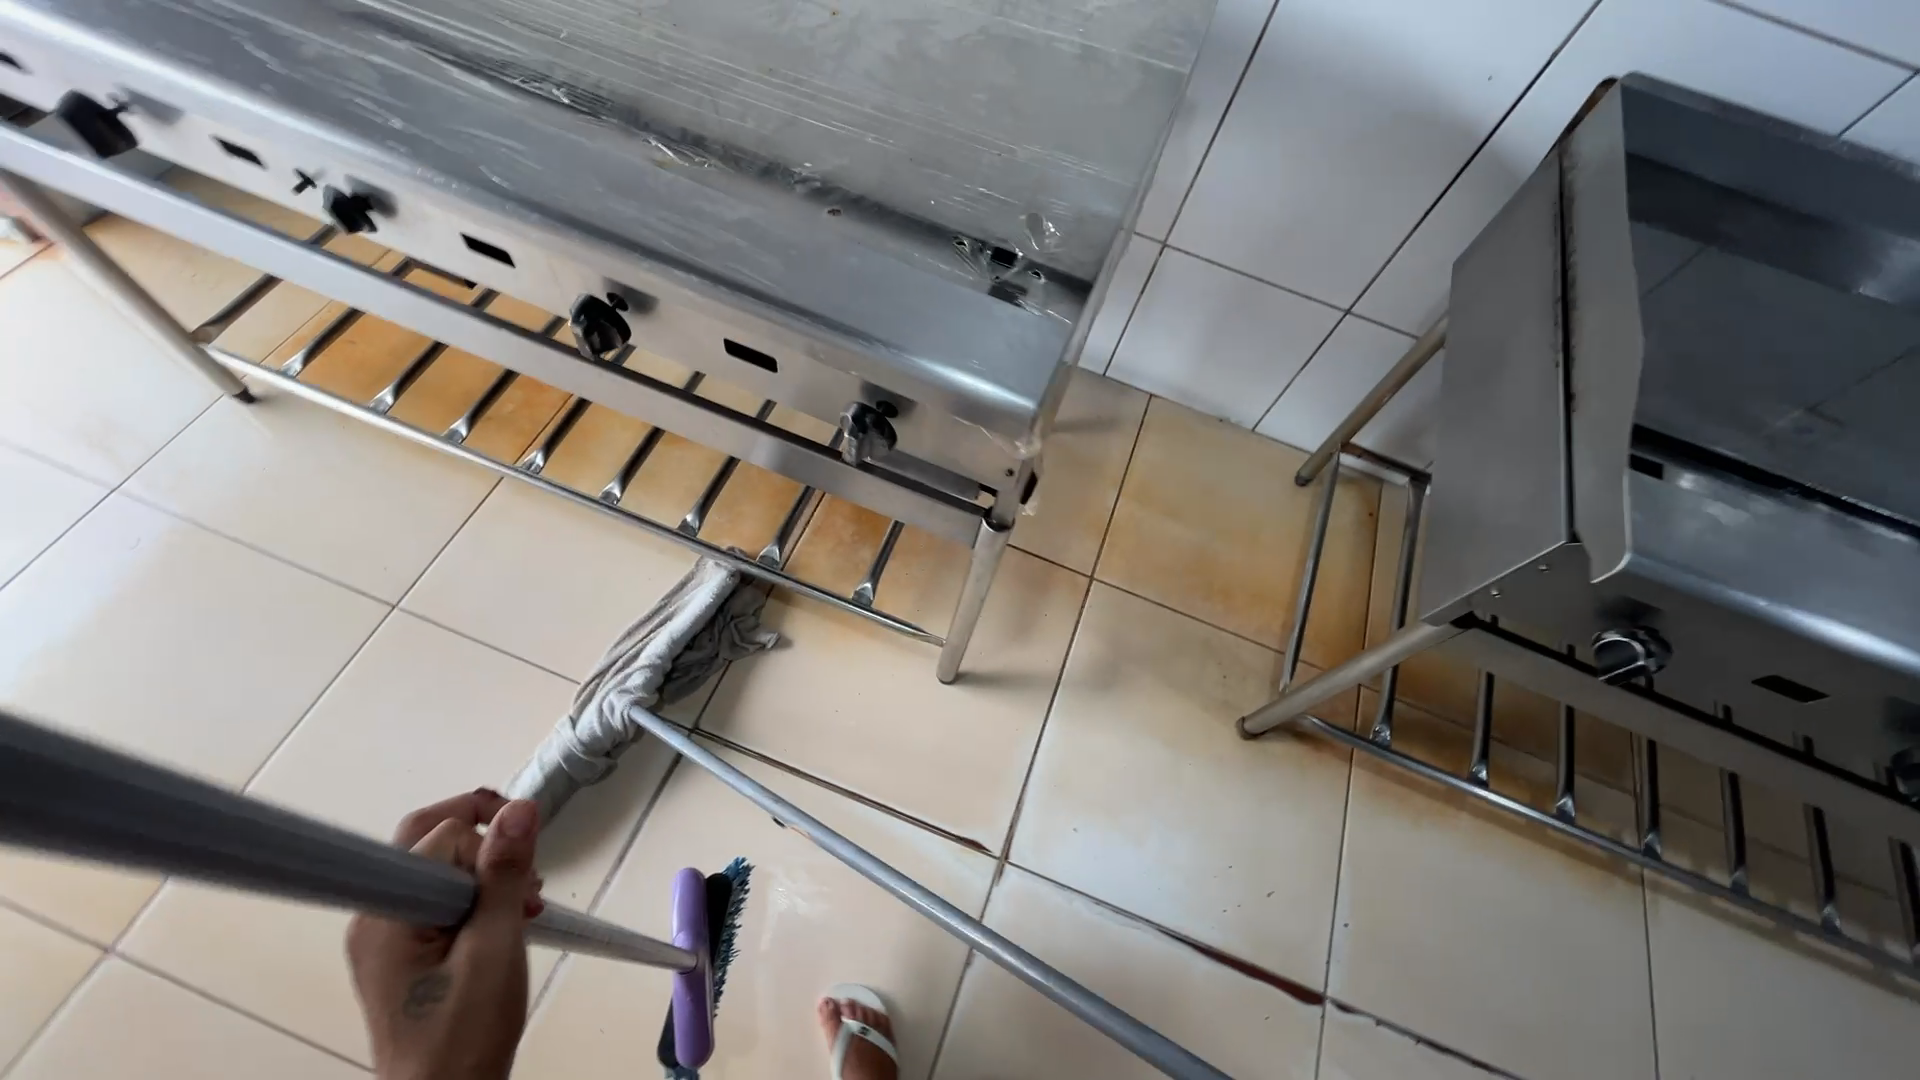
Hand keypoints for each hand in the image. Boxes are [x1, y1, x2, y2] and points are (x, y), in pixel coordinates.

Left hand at [346, 789, 544, 1079]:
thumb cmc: (466, 1033)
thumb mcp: (496, 949)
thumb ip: (504, 875)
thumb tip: (519, 808)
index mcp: (388, 914)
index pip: (437, 834)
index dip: (484, 829)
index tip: (527, 850)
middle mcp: (376, 915)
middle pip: (425, 838)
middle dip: (484, 837)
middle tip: (528, 867)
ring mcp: (386, 932)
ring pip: (437, 863)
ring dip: (488, 868)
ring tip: (525, 905)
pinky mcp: (403, 948)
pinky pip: (440, 892)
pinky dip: (479, 892)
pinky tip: (509, 917)